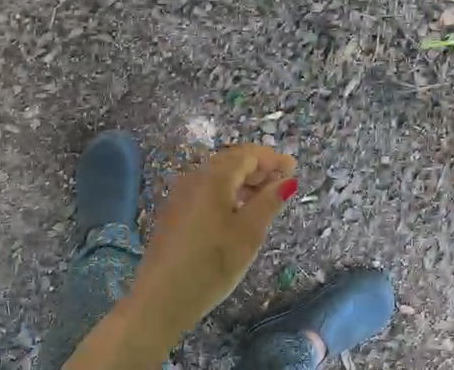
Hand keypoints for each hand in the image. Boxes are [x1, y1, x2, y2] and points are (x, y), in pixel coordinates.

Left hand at [66, 145, 297, 368]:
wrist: (161, 299)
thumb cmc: (211, 265)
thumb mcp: (248, 234)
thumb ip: (268, 202)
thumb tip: (287, 180)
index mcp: (214, 177)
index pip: (247, 155)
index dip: (271, 159)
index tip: (292, 167)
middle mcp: (195, 177)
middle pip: (231, 161)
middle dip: (258, 167)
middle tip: (281, 182)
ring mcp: (181, 194)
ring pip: (217, 176)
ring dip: (242, 180)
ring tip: (263, 198)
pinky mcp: (174, 212)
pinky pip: (206, 190)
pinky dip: (226, 192)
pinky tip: (235, 212)